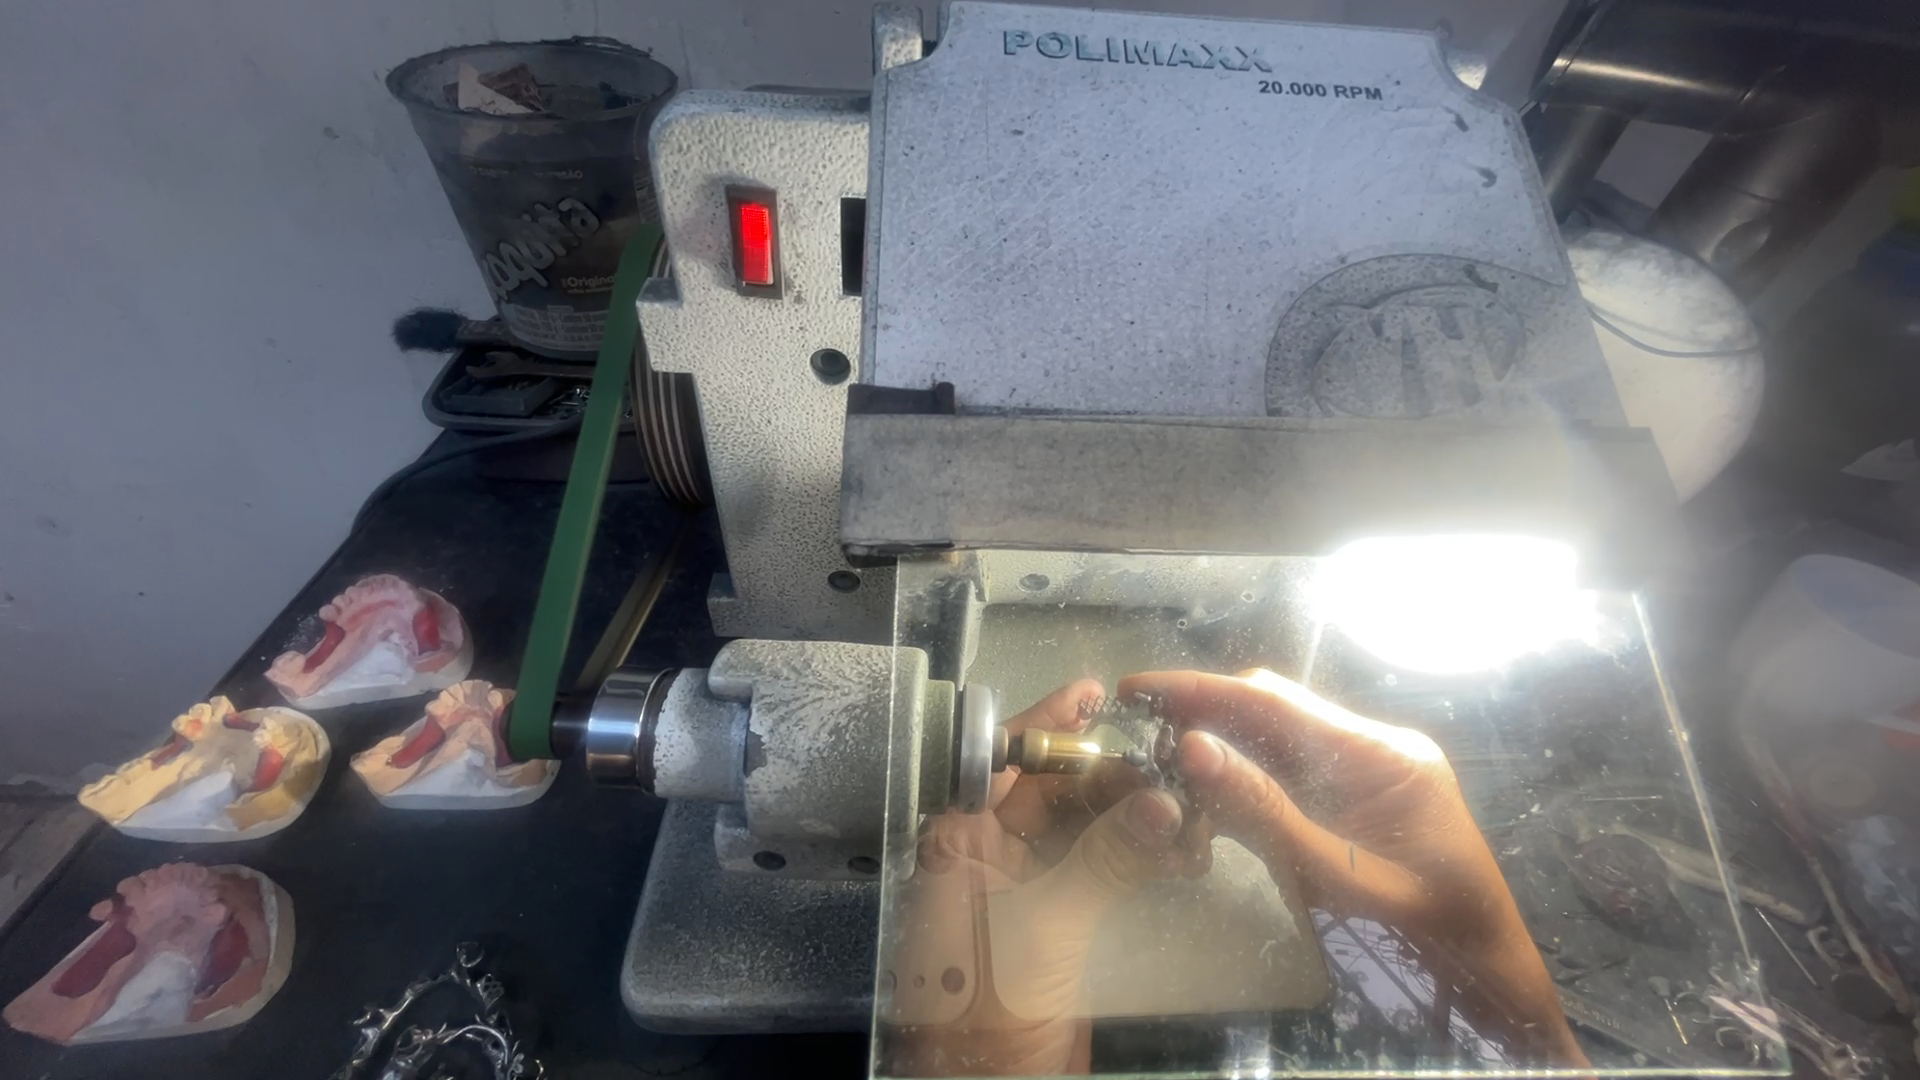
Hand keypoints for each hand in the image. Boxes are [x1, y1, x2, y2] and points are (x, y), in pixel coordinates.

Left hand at [880, 680, 1208, 1076]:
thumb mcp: (1044, 927)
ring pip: (1078, 826)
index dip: (1049, 724)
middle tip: (1165, 756)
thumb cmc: (987, 1007)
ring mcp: (1022, 882)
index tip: (1095, 692)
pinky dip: (1132, 856)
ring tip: (1183, 800)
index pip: (1003, 760)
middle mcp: (986, 848)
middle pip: (1050, 789)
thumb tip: (1161, 801)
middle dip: (1105, 772)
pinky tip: (1177, 848)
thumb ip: (1104, 859)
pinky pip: (1094, 866)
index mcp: (959, 838)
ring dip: (1127, 813)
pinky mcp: (1055, 915)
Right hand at [1118, 668, 1587, 1067]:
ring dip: (1211, 746)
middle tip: (1133, 726)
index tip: (1134, 689)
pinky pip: (1277, 774)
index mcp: (1381, 755)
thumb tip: (1190, 745)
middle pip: (1267, 711)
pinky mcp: (1345, 801)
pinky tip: (1197, 796)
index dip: (1197, 690)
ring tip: (1153, 756)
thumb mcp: (1338, 883)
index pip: (1272, 702)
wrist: (1491, 1002)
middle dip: (1198, 712)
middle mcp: (1369, 750)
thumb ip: (1265, 812)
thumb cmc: (1427, 949)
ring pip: (1267, 740)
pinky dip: (1233, 780)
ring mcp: (1358, 774)